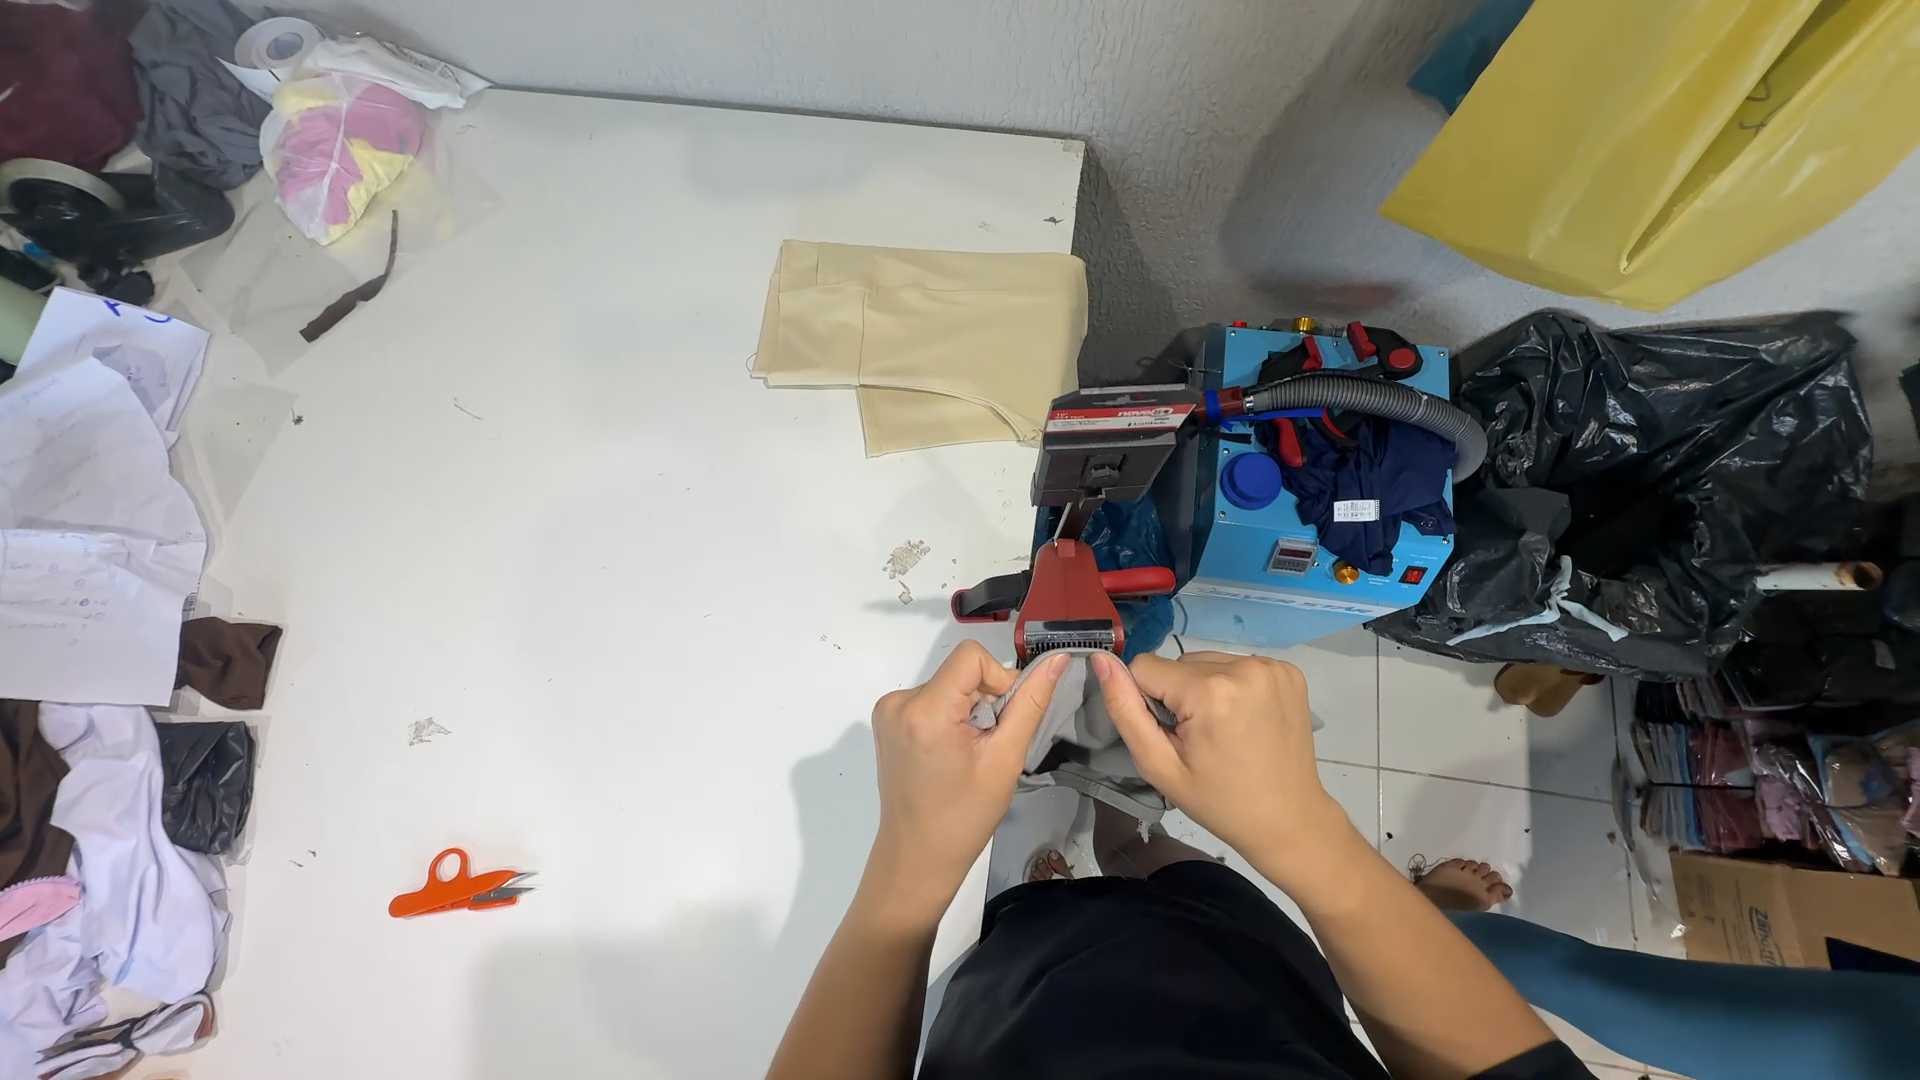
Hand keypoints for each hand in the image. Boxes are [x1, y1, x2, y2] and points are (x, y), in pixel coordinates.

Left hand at [865, 642, 1065, 919]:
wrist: (917, 855)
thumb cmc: (965, 816)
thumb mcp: (1005, 758)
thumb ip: (1031, 703)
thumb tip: (1056, 660)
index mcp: (925, 709)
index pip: (972, 657)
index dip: (998, 680)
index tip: (1003, 720)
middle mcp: (898, 701)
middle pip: (960, 671)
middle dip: (984, 700)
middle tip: (986, 745)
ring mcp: (888, 710)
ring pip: (949, 684)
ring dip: (968, 710)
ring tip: (967, 753)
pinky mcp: (887, 719)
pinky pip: (931, 697)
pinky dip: (949, 716)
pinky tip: (950, 752)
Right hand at [1091, 650, 1346, 868]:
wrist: (1290, 820)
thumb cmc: (1219, 801)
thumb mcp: (1159, 765)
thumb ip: (1124, 709)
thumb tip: (1100, 660)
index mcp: (1210, 692)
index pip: (1145, 667)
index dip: (1148, 701)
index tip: (1173, 735)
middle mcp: (1244, 667)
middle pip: (1177, 663)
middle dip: (1177, 694)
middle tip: (1198, 737)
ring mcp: (1271, 666)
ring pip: (1205, 662)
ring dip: (1203, 688)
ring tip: (1222, 729)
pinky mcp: (1288, 670)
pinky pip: (1234, 664)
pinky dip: (1230, 686)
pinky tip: (1243, 718)